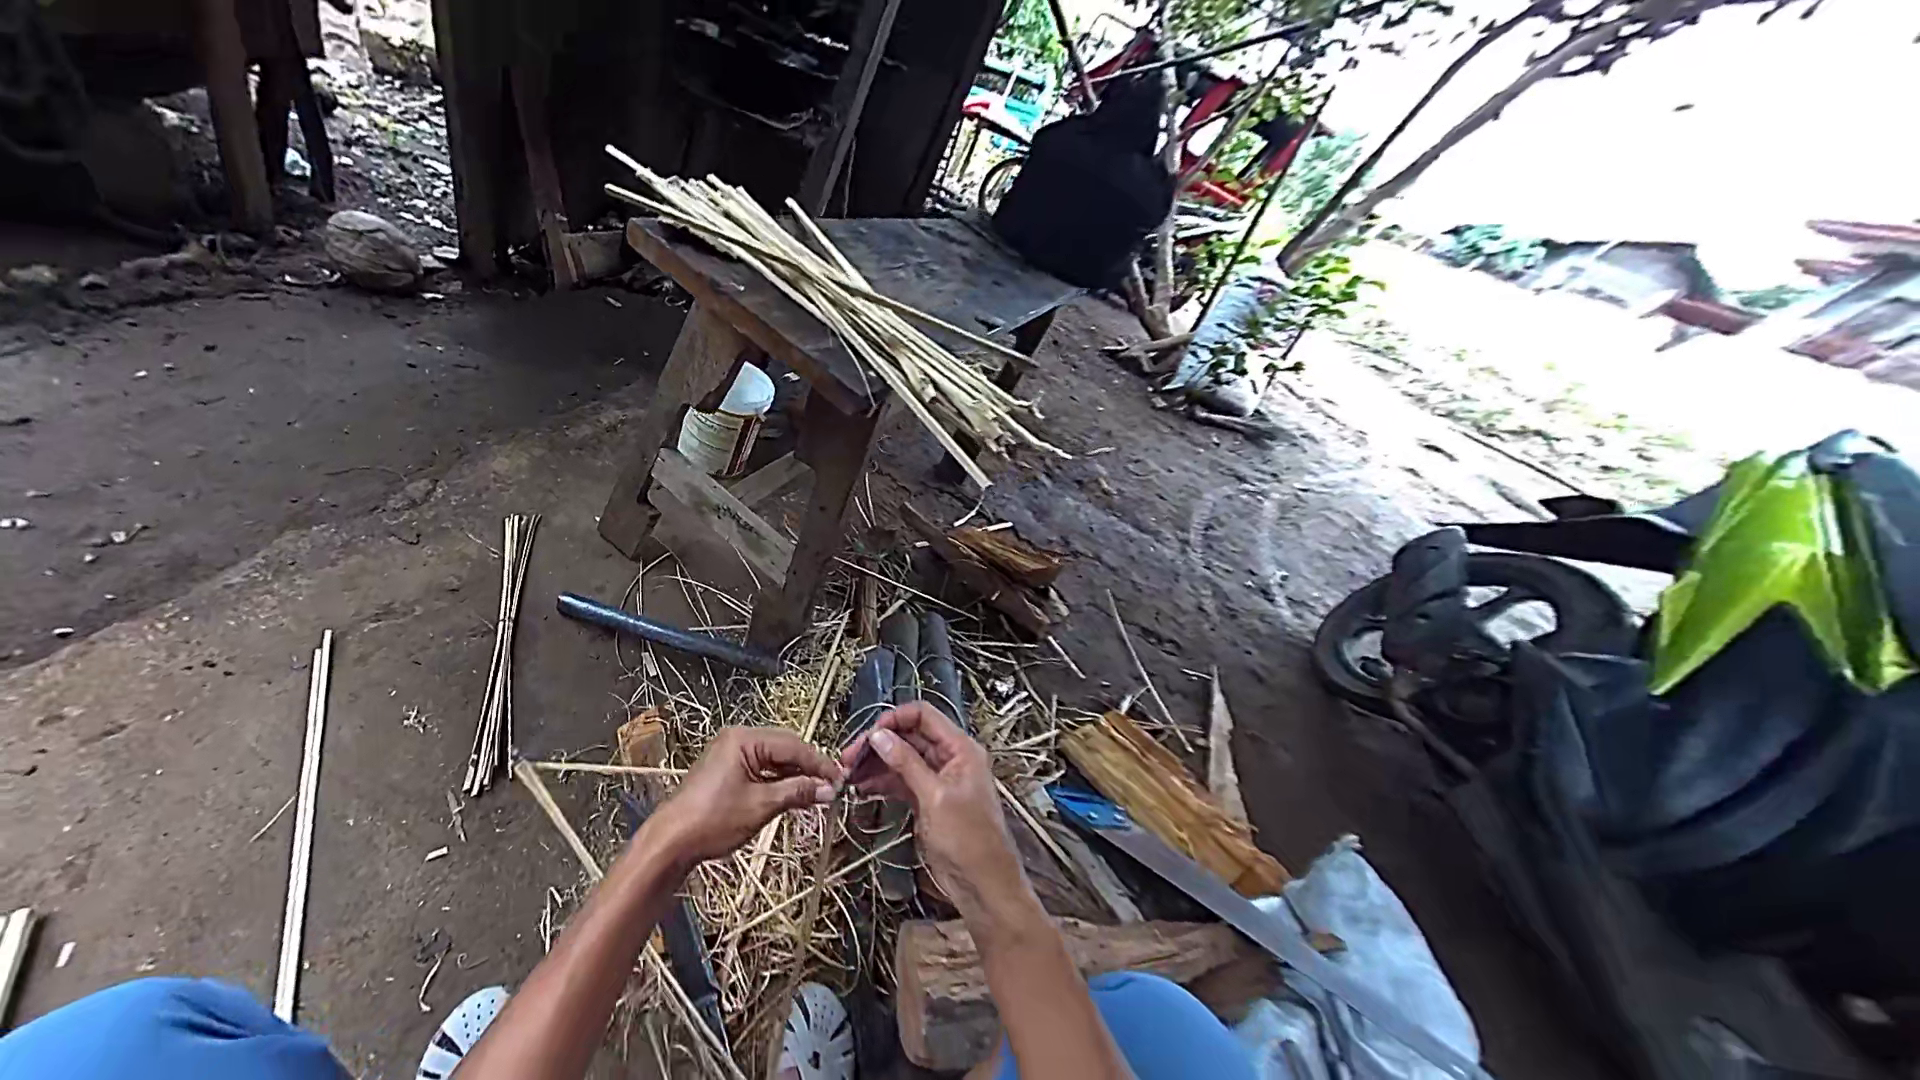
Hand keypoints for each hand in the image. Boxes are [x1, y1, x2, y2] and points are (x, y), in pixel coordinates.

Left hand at [649, 727, 841, 867]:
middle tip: (831, 786)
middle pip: (785, 748)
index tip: (840, 779)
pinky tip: (794, 793)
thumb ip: (797, 792)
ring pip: (775, 758)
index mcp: (744, 738)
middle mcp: (738, 738)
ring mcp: (731, 752)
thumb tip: (829, 790)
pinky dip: (779, 779)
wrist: (670, 843)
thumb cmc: (713, 820)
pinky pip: (762, 767)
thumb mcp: (761, 805)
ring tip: (816, 792)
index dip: (819, 764)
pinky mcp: (728, 768)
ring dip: (795, 775)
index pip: (793, 746)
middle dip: (809, 768)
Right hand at [840, 703, 1026, 922]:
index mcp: (960, 748)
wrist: (984, 884)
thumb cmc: (968, 839)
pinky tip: (862, 788)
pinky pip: (902, 781)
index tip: (868, 735)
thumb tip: (878, 735)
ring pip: (903, 759)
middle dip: (879, 743)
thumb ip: (906, 763)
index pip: (924, 716)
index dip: (894, 719)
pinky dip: (883, 782)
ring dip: (876, 764)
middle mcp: (950, 758)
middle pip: (910, 736)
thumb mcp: (934, 797)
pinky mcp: (928, 800)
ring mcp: (938, 779)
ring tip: (848, 774)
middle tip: (847, 758)